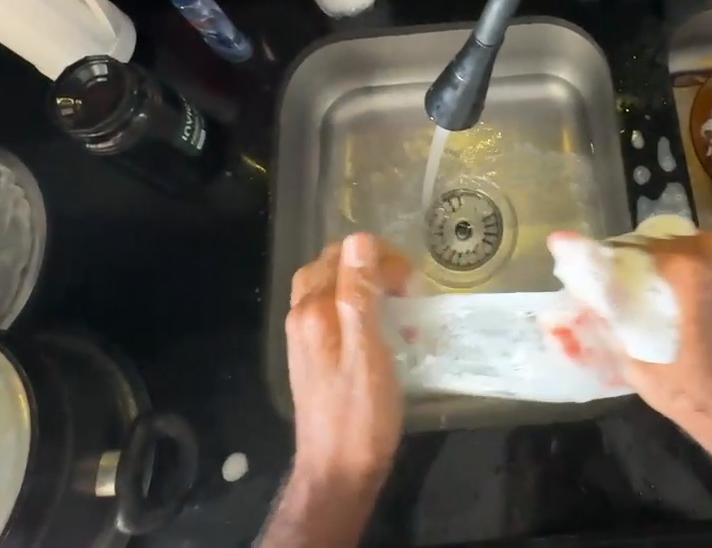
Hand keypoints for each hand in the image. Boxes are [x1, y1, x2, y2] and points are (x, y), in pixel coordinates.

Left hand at [284, 232, 412, 487]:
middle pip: (334, 264)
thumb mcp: (368, 349)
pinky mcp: (312, 353)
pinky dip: (358, 307)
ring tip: (397, 308)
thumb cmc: (360, 414)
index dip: (382, 258)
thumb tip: (361, 239)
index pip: (345, 252)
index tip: (410, 285)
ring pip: (332, 285)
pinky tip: (380, 329)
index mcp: (314, 310)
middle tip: (407, 293)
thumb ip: (360, 293)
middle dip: (374, 266)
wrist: (337, 472)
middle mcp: (302, 315)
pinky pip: (332, 309)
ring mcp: (304, 335)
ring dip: (366, 285)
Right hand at [566, 229, 711, 461]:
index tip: (568, 265)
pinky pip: (678, 251)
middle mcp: (703, 246)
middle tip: (603, 295)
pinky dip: (662, 268)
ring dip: (641, 267)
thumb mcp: (634, 358)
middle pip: (639, 246)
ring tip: (628, 299)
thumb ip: (599, 318)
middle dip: (618, 266)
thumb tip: (562, 295)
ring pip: (658, 247)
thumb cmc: (691, 388)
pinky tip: (653, 297)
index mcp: (683, 266)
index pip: (619, 251)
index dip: (591, 261)